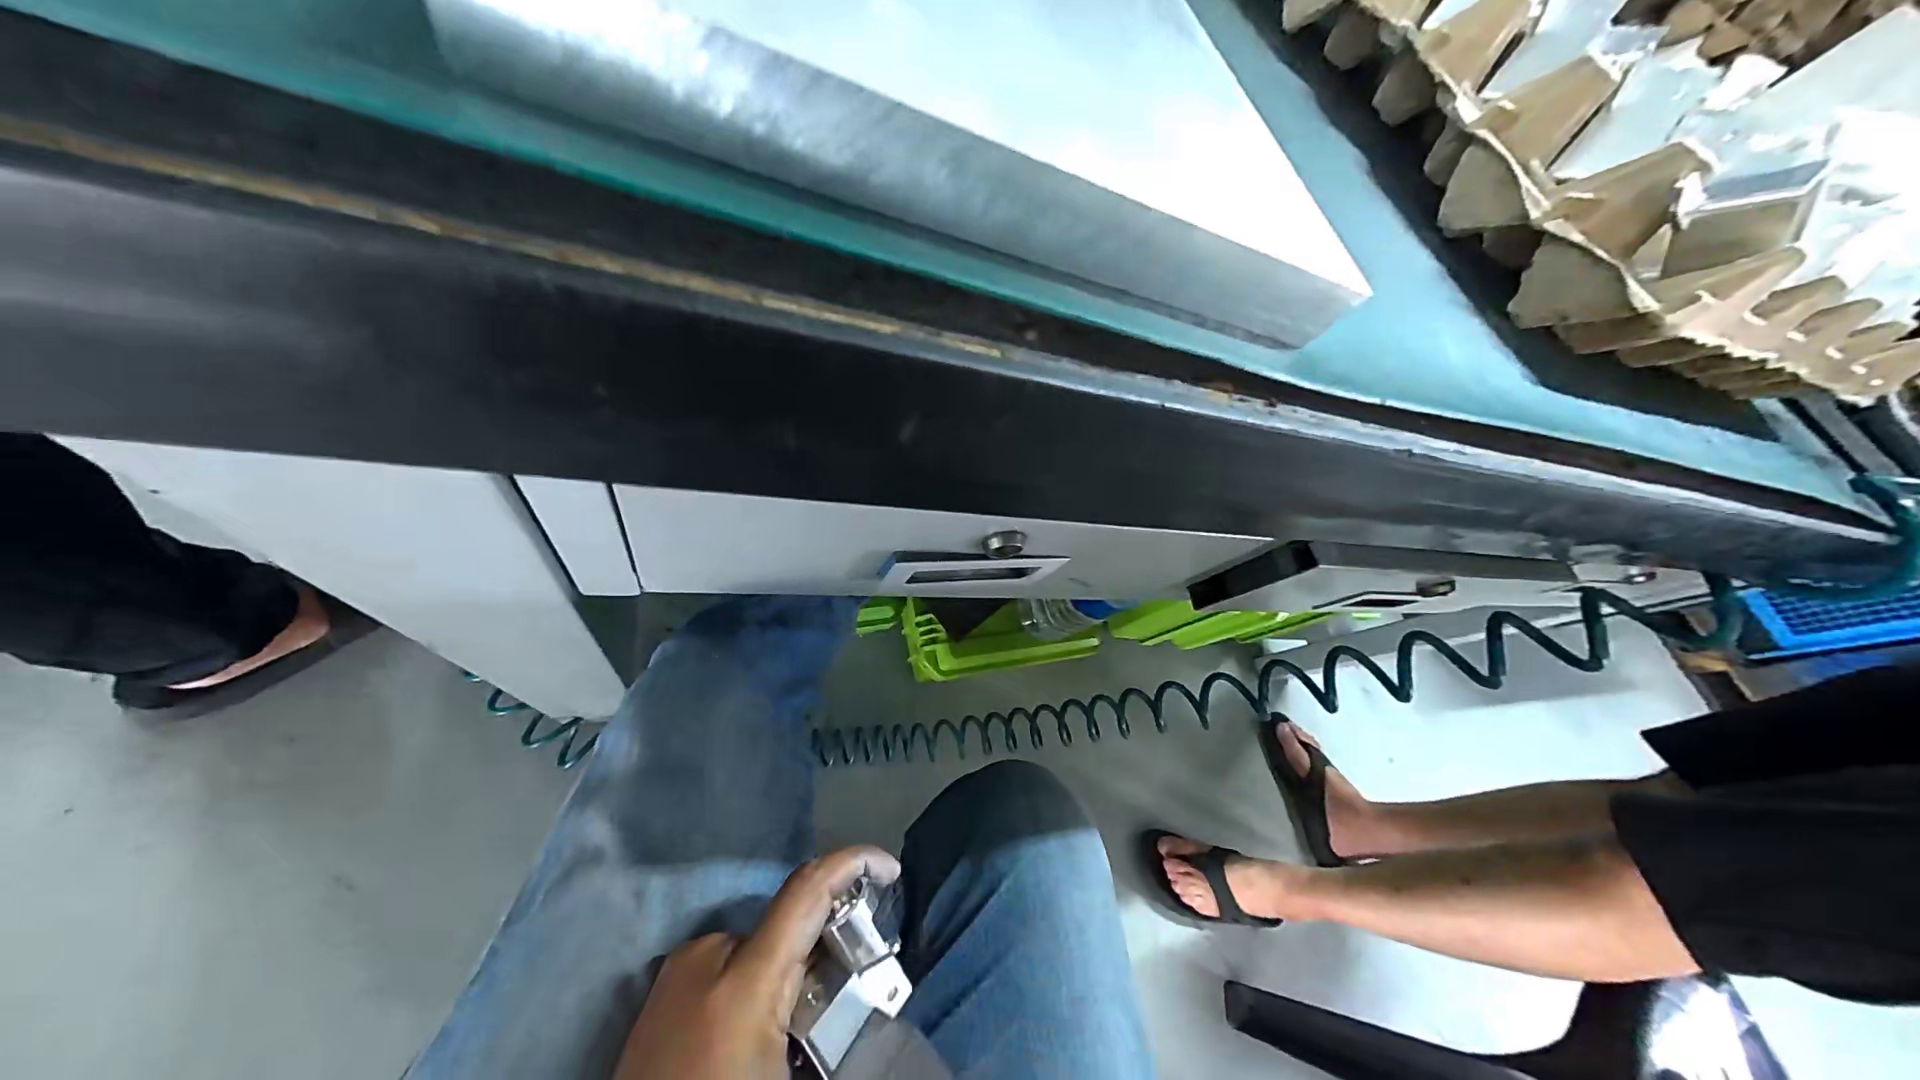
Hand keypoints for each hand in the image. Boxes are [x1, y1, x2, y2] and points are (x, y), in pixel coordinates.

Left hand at [613, 846, 902, 1079]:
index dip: (854, 862)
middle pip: (787, 921)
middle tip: (848, 994)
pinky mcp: (660, 993)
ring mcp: (677, 971)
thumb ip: (825, 1023)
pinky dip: (756, 983)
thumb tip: (856, 1000)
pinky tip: (760, 1032)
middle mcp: (707, 955)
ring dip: (789, 971)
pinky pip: (727, 967)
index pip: (807, 890)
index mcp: (742, 978)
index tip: (891, 870)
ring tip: (801, 1029)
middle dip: (826, 943)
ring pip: (758, 948)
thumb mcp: (785, 1076)